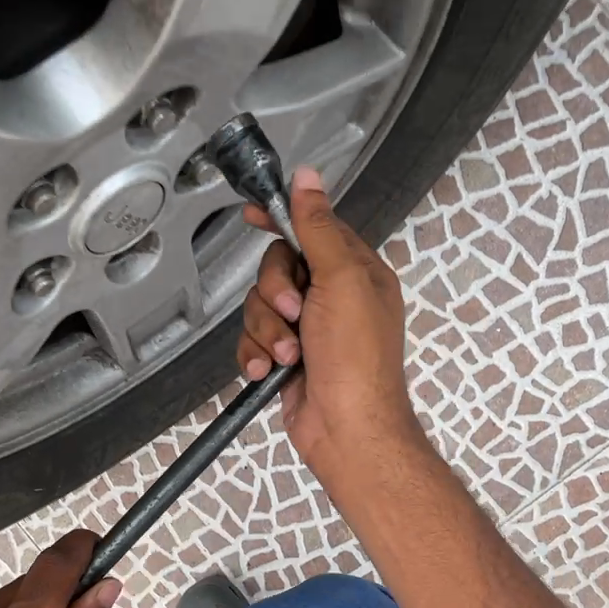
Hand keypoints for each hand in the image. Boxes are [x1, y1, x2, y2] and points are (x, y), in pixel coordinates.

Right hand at [236, 166, 425, 480]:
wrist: (346, 429)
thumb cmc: (356, 358)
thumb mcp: (342, 280)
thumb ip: (318, 229)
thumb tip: (309, 178)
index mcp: (356, 273)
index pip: (313, 231)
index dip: (283, 221)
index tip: (252, 215)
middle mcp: (332, 299)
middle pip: (278, 269)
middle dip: (275, 293)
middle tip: (293, 313)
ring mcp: (308, 331)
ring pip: (260, 307)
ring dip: (267, 331)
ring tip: (288, 354)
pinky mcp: (285, 359)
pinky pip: (253, 341)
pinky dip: (256, 355)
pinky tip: (268, 370)